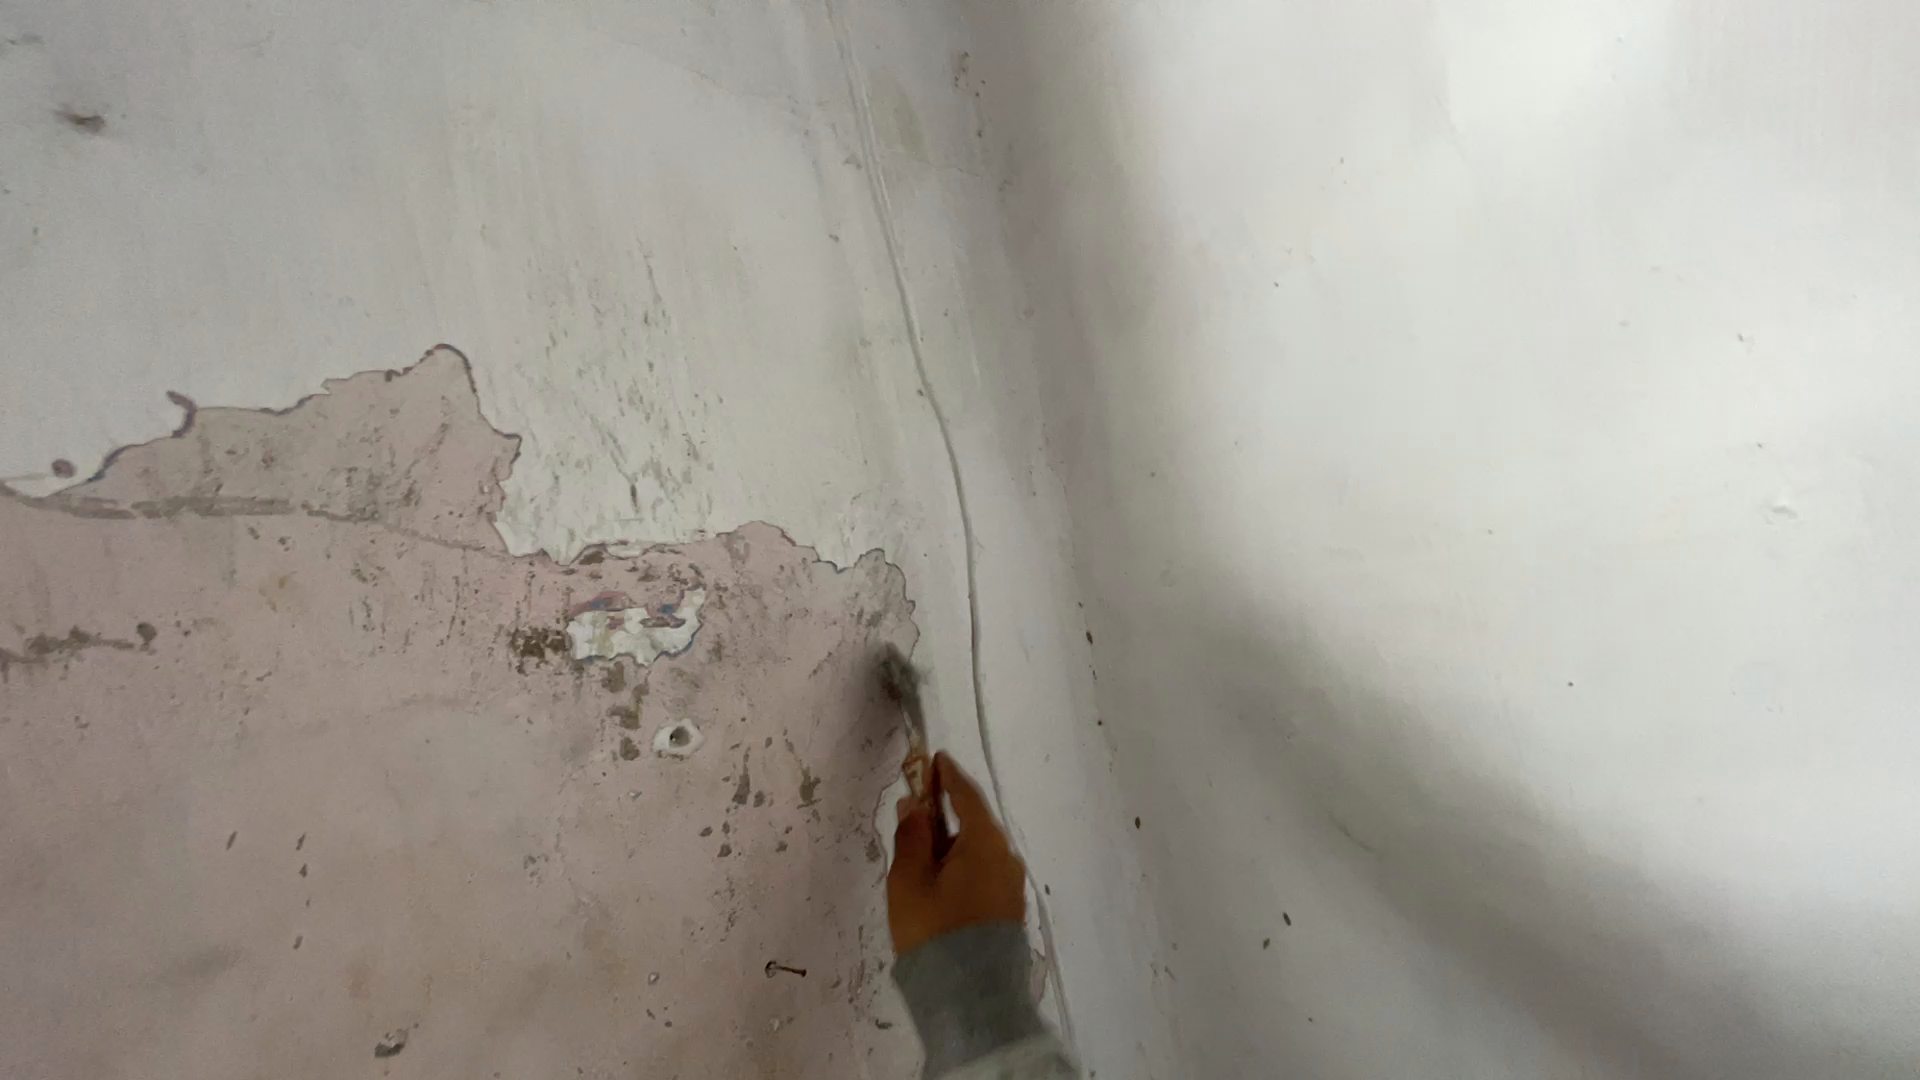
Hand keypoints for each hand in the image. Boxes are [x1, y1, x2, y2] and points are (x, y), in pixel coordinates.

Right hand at [887, 753, 1027, 954]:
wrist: (971, 1000)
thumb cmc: (934, 931)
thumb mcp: (910, 881)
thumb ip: (911, 836)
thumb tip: (914, 804)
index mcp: (985, 841)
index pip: (966, 794)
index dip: (948, 775)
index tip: (935, 758)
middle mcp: (1005, 855)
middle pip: (974, 820)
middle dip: (947, 809)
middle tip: (919, 804)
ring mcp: (1010, 883)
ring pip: (978, 847)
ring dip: (953, 839)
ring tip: (923, 847)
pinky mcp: (1008, 908)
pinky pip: (984, 868)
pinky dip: (963, 861)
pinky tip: (942, 875)